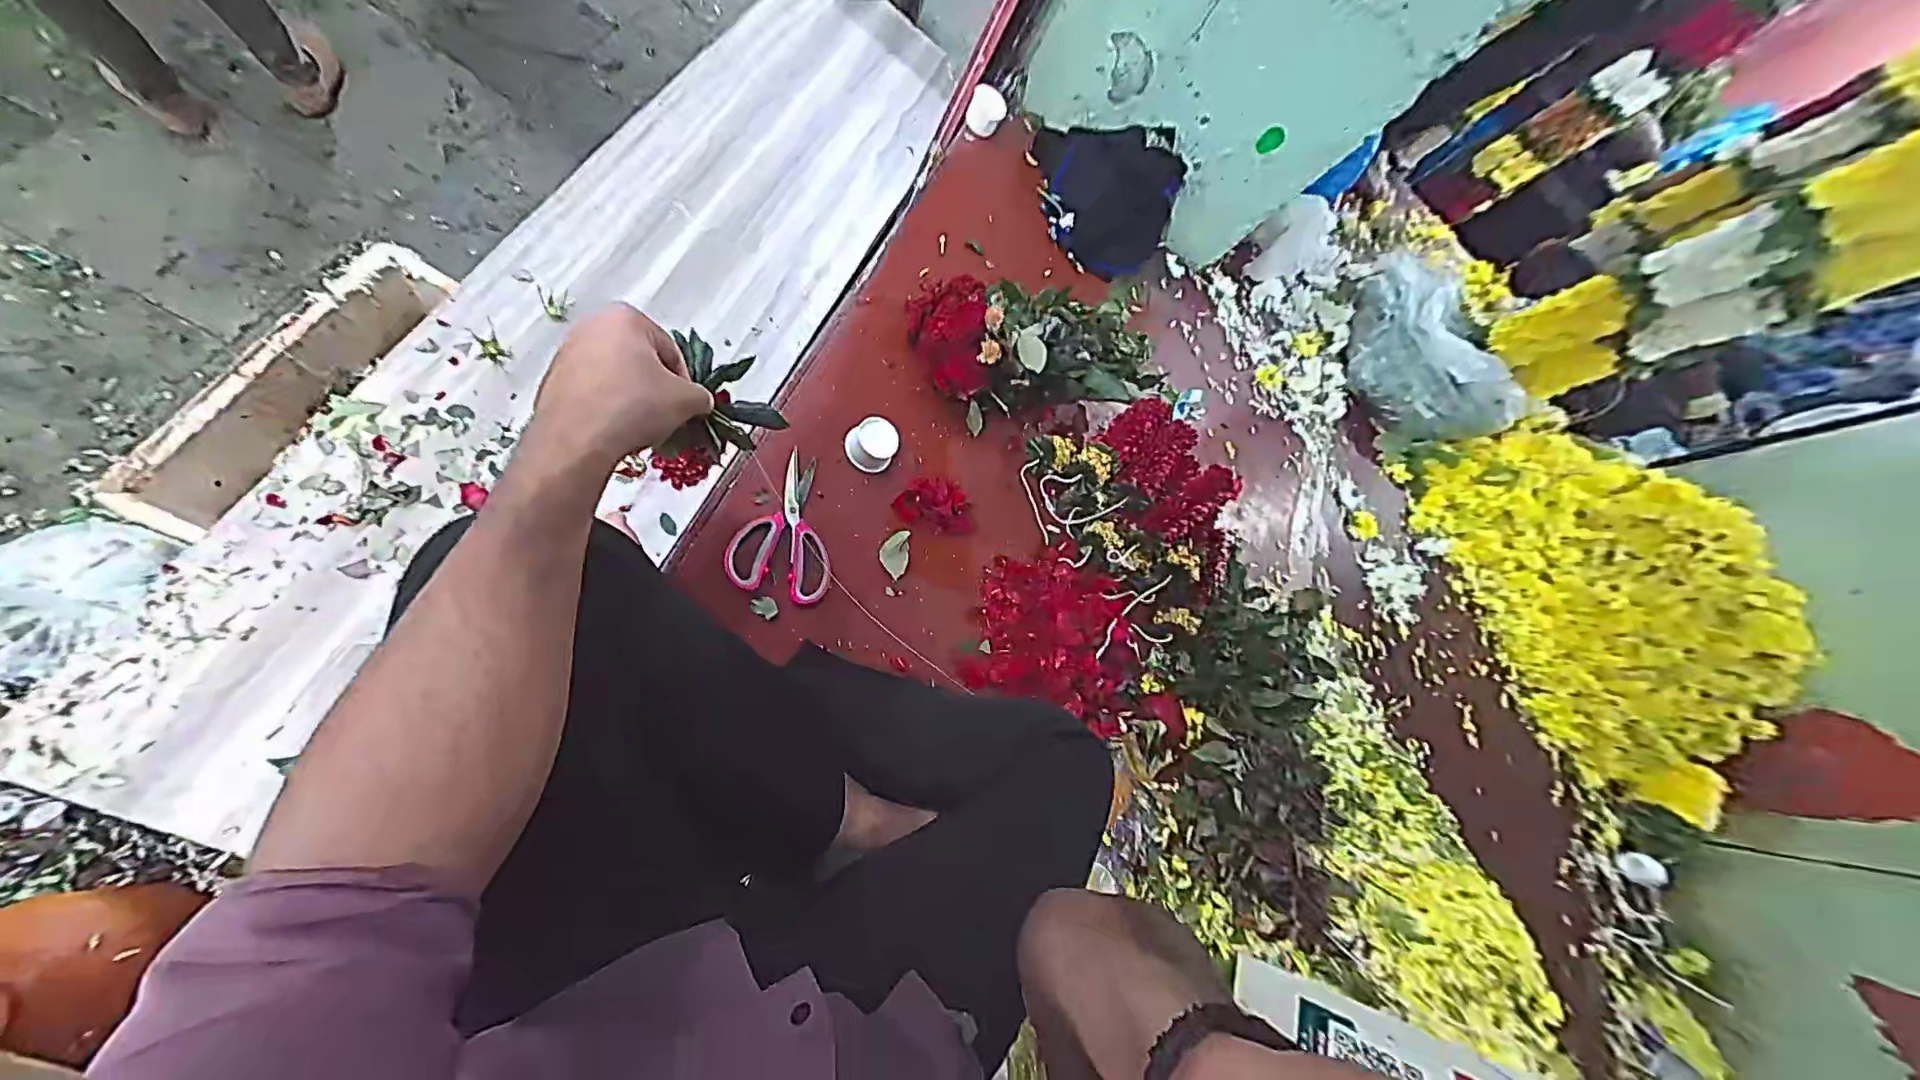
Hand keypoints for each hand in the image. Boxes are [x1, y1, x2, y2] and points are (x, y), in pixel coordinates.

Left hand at [526, 303, 712, 466]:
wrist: (578, 438)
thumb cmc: (634, 406)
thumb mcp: (687, 401)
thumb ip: (701, 395)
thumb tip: (699, 401)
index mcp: (625, 317)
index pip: (671, 351)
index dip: (686, 382)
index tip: (688, 404)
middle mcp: (592, 326)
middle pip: (642, 360)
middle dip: (658, 388)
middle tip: (668, 414)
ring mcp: (568, 351)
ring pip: (619, 376)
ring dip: (637, 398)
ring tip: (644, 425)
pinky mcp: (555, 379)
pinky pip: (596, 390)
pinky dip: (611, 406)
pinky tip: (619, 427)